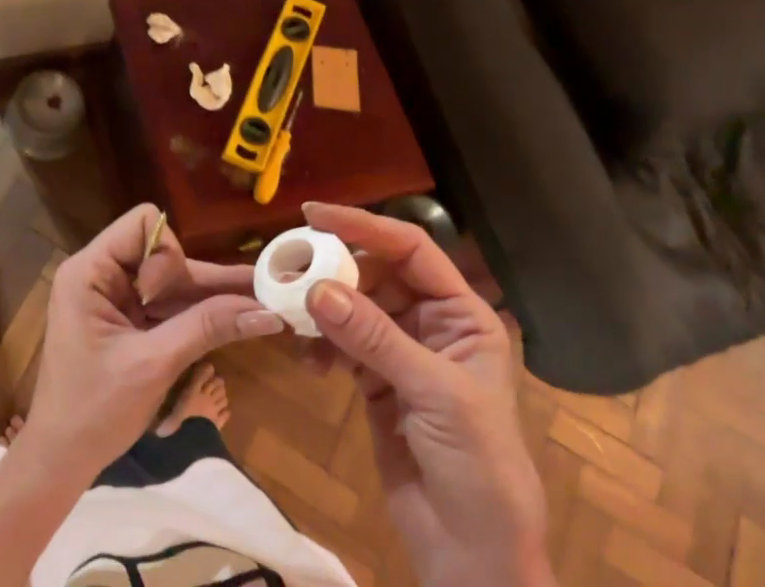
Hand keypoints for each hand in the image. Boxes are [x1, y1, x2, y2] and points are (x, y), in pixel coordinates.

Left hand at [21, 204, 284, 474]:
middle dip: (205, 276)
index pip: (141, 225)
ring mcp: (113, 300)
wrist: (62, 458)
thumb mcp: (154, 364)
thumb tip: (267, 312)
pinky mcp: (125, 323)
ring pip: (170, 283)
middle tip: (262, 284)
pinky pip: (166, 308)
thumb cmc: (95, 409)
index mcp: (89, 272)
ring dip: (210, 295)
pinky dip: (197, 314)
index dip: (168, 254)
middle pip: (162, 255)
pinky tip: (238, 317)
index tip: (172, 297)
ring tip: (265, 299)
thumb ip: (207, 329)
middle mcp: (99, 275)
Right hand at [302, 203, 552, 586]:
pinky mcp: (373, 384)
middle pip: (374, 277)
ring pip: (350, 310)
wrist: (473, 549)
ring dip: (319, 312)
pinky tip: (307, 363)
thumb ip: (374, 338)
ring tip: (290, 321)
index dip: (364, 227)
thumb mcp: (433, 393)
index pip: (411, 252)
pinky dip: (318, 347)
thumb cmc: (479, 464)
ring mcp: (399, 355)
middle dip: (332, 273)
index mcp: (463, 316)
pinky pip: (338, 347)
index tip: (313, 215)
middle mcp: (431, 326)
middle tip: (286, 273)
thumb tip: (316, 289)